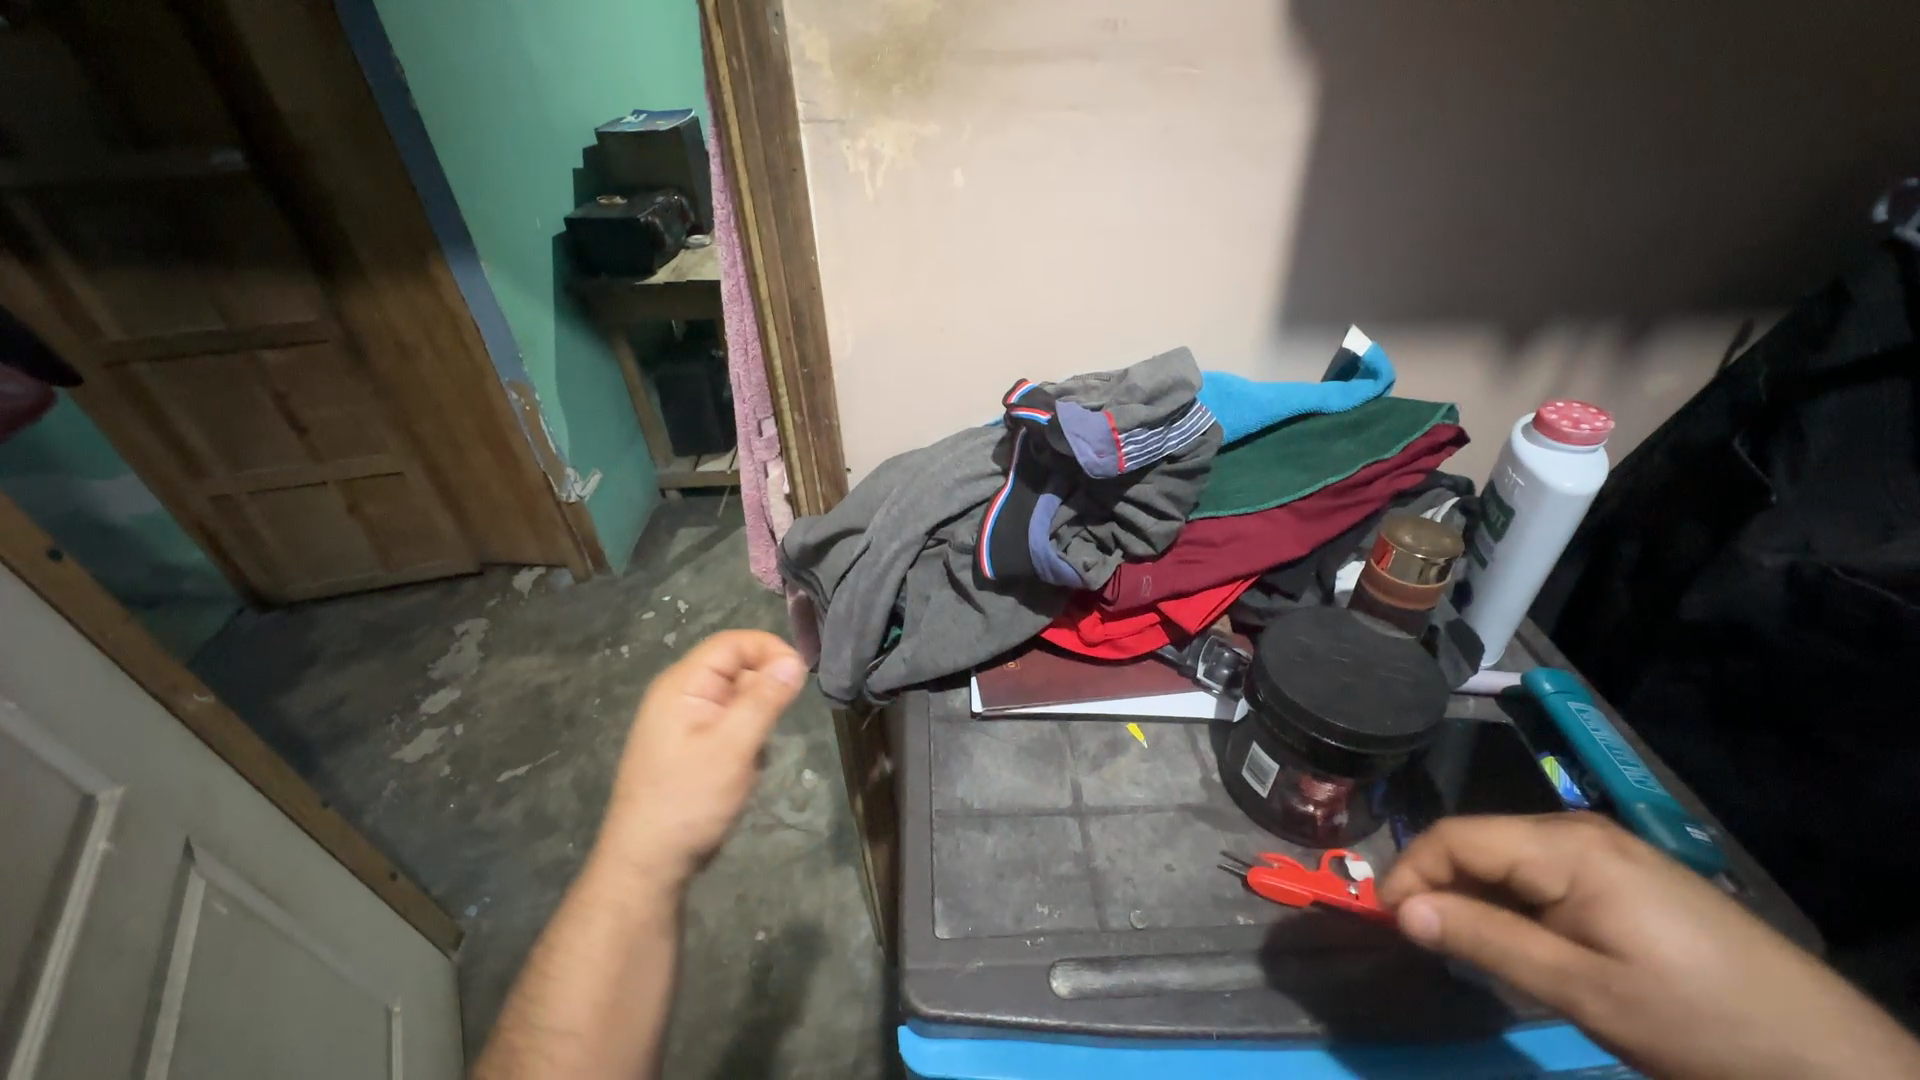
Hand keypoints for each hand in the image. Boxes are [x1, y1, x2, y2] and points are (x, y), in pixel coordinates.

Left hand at [593, 630, 807, 889]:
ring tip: (753, 758)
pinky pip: (728, 727)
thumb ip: (765, 700)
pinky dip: (744, 742)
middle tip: (776, 727)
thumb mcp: (734, 748)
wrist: (646, 864)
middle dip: (764, 693)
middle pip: (735, 669)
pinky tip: (740, 773)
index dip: (770, 650)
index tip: (801, 677)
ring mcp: (682, 723)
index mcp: (682, 685)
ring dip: (755, 723)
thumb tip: (795, 661)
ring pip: (736, 701)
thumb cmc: (689, 802)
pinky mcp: (689, 748)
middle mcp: (679, 696)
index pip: (732, 643)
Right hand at [1380, 814, 1919, 1079]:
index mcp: (1567, 847)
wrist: (1834, 1062)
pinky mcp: (1626, 879)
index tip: (1385, 923)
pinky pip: (1542, 876)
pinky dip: (1511, 904)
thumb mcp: (1582, 989)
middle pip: (1477, 843)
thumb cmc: (1699, 1023)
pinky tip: (1517, 943)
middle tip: (1421, 943)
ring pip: (1506, 860)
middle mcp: (1580, 833)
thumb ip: (1485, 941)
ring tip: (1463, 948)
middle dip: (1437, 885)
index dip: (1409, 874)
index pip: (1454, 838)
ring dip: (1472, 897)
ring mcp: (1607, 853)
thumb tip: (1401, 912)